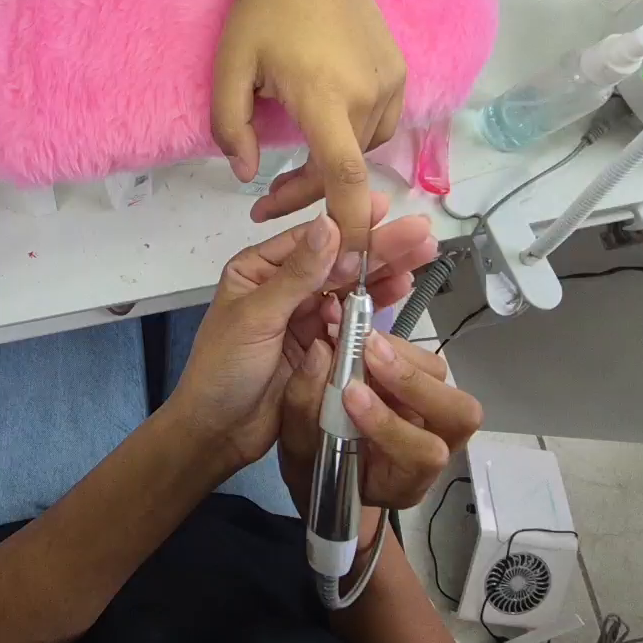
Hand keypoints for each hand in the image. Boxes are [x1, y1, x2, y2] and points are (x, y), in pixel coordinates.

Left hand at [160, 196, 437, 474]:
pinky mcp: (320, 347)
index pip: (309, 240)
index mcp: (258, 270)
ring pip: (348, 289)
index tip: (386, 209)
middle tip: (421, 234)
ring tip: (423, 256)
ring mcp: (303, 317)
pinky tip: (403, 288)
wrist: (219, 433)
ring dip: (384, 273)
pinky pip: (352, 321)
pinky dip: (377, 306)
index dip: (348, 225)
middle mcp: (282, 287)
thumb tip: (328, 223)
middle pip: (335, 262)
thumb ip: (297, 275)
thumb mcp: (256, 317)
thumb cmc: (224, 369)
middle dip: (377, 248)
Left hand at [213, 0, 406, 252]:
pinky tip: (323, 131)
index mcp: (325, 96)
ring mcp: (390, 81)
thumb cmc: (260, 12)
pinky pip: (378, 124)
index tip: (346, 257)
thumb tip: (248, 176)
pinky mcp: (398, 70)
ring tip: (292, 164)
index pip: (346, 176)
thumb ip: (230, 129)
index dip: (349, 223)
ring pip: (364, 150)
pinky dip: (351, 141)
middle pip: (348, 169)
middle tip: (267, 200)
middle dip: (311, 194)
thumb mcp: (229, 70)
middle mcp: (368, 94)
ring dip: (332, 166)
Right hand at [279, 325, 482, 511]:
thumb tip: (320, 350)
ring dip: (405, 360)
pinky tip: (366, 345)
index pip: (418, 457)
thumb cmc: (315, 462)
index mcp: (402, 482)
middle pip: (457, 416)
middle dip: (412, 381)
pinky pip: (428, 365)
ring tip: (363, 343)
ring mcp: (433, 419)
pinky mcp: (425, 391)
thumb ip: (305, 405)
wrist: (326, 459)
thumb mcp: (298, 444)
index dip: (389, 423)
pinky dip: (399, 349)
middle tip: (368, 350)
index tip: (351, 392)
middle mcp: (430, 452)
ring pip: (446, 384)